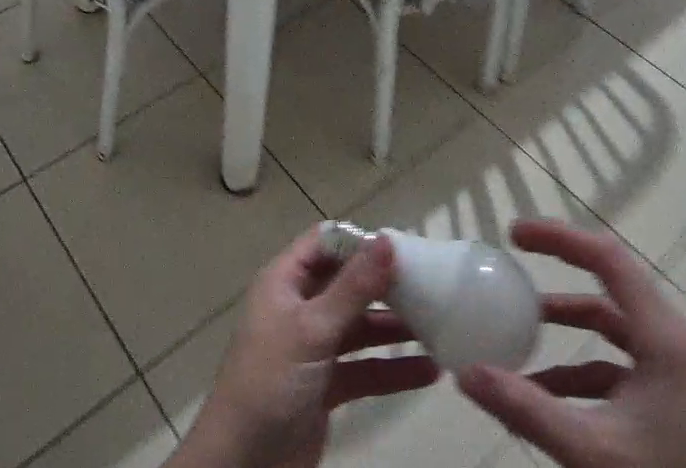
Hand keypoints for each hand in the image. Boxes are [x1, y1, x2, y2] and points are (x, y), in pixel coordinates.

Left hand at [169, 227, 441, 467]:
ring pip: (359, 328)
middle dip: (385, 285)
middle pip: (346, 284)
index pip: (323, 243)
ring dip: (394, 328)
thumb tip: (387, 240)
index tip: (404, 247)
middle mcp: (297, 308)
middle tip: (433, 285)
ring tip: (440, 327)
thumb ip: (352, 288)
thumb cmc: (271, 379)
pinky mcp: (325, 386)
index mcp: (283, 283)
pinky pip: (364, 369)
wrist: (245, 461)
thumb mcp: (312, 329)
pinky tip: (429, 371)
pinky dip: (392, 370)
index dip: (359, 242)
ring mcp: (312, 348)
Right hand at [457, 220, 685, 467]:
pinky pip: (621, 367)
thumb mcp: (593, 453)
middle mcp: (680, 347)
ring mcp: (682, 376)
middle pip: (611, 289)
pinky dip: (580, 371)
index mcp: (670, 343)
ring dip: (566, 329)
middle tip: (509, 272)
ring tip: (517, 334)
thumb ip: (526, 409)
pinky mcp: (678, 403)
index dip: (560, 239)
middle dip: (557, 278)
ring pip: (614, 330)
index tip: (513, 235)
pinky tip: (543, 394)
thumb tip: (464, 372)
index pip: (610, 261)